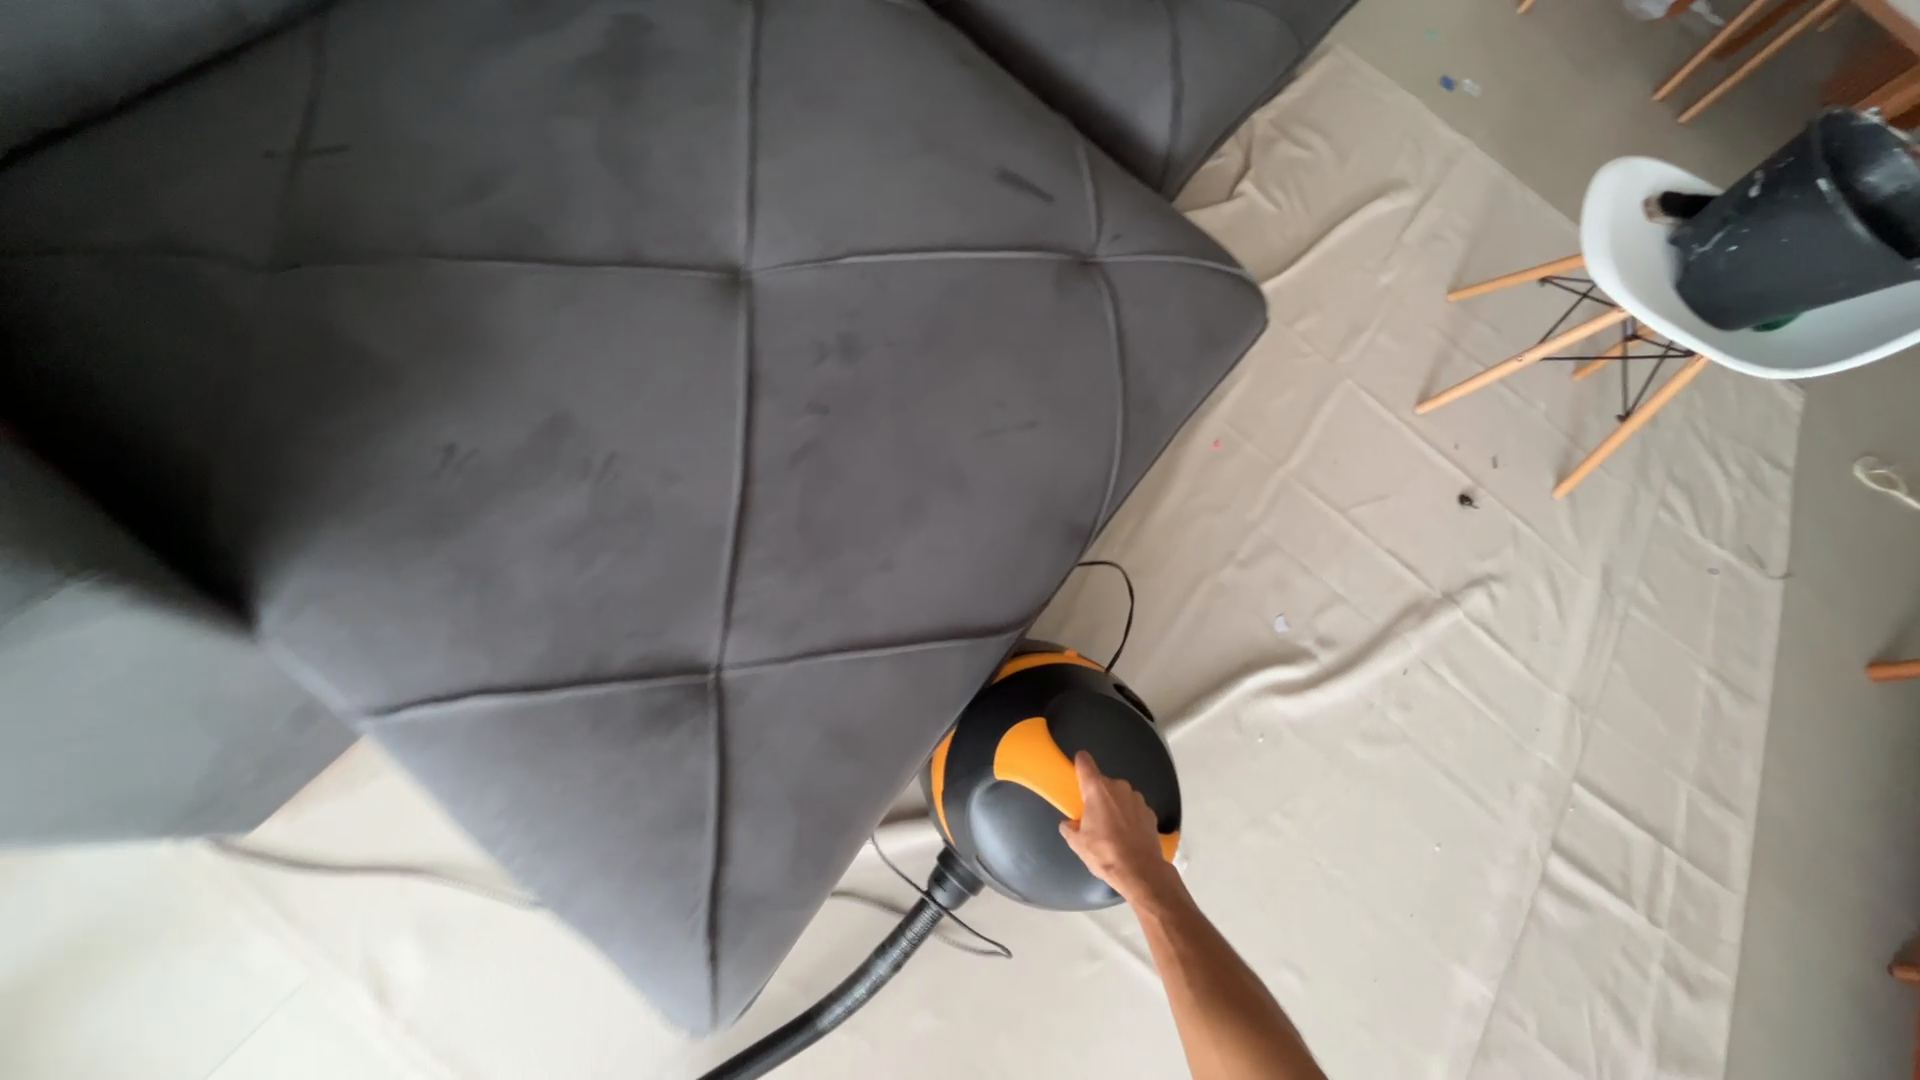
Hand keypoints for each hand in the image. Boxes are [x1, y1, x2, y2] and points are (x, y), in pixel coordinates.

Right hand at [1059, 751, 1180, 903]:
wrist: (1141, 872)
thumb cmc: (1105, 853)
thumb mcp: (1078, 844)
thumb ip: (1069, 829)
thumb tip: (1068, 824)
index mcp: (1097, 790)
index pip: (1085, 762)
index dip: (1079, 764)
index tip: (1077, 773)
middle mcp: (1118, 787)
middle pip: (1103, 783)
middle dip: (1097, 796)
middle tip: (1093, 818)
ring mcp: (1137, 798)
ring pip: (1120, 796)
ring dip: (1115, 806)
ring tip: (1113, 830)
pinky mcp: (1150, 812)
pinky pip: (1134, 808)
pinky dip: (1130, 817)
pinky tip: (1128, 836)